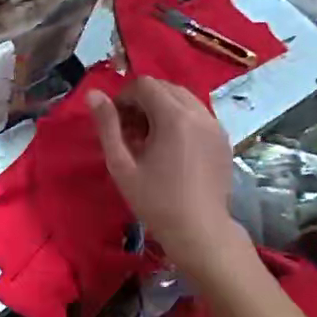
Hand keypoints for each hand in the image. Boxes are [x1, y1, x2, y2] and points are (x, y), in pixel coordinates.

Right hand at [87, 76, 245, 266]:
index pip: (145, 84)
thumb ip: (107, 126)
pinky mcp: (223, 138)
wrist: (199, 231)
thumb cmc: (156, 201)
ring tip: (149, 139)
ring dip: (161, 108)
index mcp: (174, 117)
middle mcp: (199, 113)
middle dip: (143, 101)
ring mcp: (215, 125)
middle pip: (165, 87)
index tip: (115, 122)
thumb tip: (93, 94)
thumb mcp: (121, 165)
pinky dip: (180, 119)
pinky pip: (198, 114)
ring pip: (183, 99)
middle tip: (129, 131)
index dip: (124, 97)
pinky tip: (171, 148)